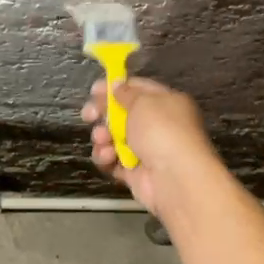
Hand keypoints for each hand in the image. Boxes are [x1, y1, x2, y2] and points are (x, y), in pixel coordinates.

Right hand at [82, 76, 228, 222]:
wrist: (174, 178)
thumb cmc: (161, 131)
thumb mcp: (143, 101)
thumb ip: (126, 92)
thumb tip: (117, 85)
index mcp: (167, 103)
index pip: (138, 89)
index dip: (115, 87)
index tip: (94, 90)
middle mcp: (158, 126)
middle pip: (122, 114)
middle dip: (102, 113)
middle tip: (88, 115)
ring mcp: (146, 150)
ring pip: (113, 138)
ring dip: (102, 136)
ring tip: (102, 139)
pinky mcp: (135, 172)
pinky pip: (113, 160)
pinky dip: (106, 158)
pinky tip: (107, 157)